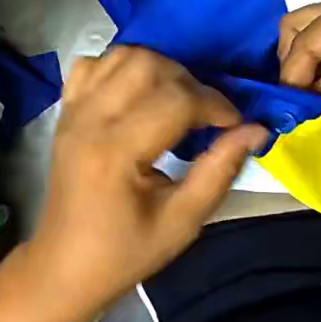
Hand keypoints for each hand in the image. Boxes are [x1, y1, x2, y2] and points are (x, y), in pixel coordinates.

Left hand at [31, 47, 267, 304]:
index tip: (235, 125)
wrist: (65, 265)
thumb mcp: (182, 222)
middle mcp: (89, 120)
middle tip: (205, 115)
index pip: (175, 100)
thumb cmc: (124, 252)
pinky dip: (120, 68)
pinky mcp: (64, 112)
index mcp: (115, 152)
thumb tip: (256, 130)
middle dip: (188, 82)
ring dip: (158, 68)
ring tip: (175, 101)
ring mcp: (71, 112)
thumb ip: (219, 170)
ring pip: (121, 56)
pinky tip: (137, 94)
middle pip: (147, 65)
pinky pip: (92, 65)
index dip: (216, 105)